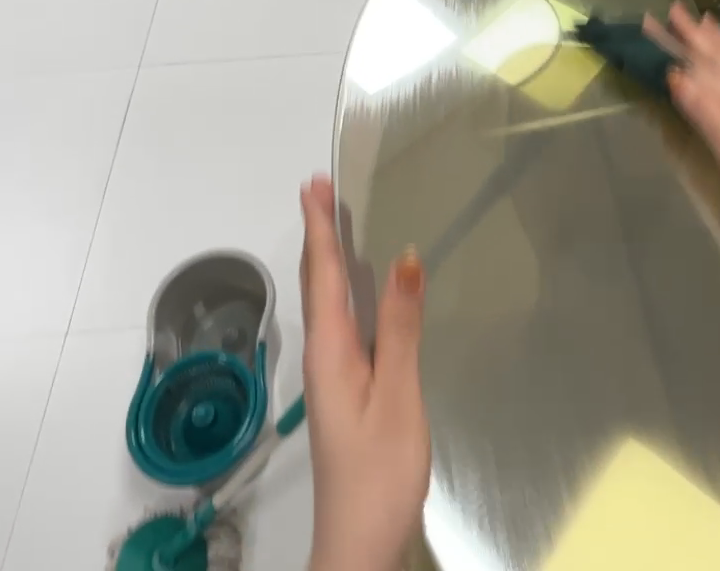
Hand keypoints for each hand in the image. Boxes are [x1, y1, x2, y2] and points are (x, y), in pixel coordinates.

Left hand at [300, 175, 429, 570]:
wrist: (359, 541)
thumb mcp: (397, 395)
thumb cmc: (379, 470)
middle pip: (320, 282)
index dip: (319, 227)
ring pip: (329, 301)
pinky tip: (362, 288)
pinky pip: (343, 321)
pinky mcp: (346, 387)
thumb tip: (405, 258)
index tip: (314, 184)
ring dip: (330, 257)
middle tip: (323, 190)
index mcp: (331, 351)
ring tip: (337, 222)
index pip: (323, 275)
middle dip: (320, 233)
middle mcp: (324, 355)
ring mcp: (333, 373)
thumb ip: (401, 328)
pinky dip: (346, 289)